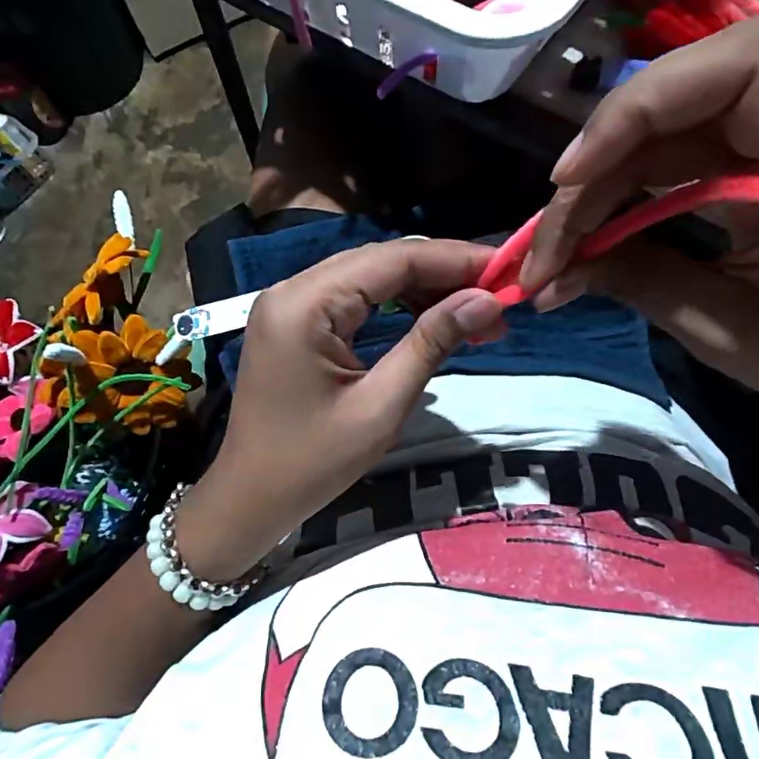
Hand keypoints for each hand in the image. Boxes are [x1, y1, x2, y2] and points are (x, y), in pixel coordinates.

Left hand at [176, 239, 505, 578]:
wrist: (251, 499)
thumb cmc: (313, 462)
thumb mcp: (381, 406)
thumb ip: (431, 343)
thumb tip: (487, 300)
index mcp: (305, 304)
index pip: (392, 260)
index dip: (455, 260)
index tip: (507, 270)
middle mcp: (293, 289)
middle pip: (381, 261)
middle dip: (443, 274)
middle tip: (499, 296)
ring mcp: (290, 305)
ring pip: (369, 277)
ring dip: (423, 290)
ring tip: (476, 313)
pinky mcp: (294, 323)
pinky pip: (353, 299)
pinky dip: (395, 306)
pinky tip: (433, 318)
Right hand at [520, 18, 758, 422]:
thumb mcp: (725, 332)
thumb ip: (638, 282)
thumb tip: (552, 273)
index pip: (746, 65)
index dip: (643, 102)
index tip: (572, 176)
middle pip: (695, 90)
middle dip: (606, 157)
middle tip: (552, 234)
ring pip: (682, 119)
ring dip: (610, 176)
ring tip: (563, 242)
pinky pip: (696, 141)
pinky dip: (638, 179)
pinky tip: (602, 222)